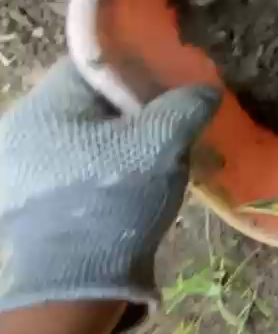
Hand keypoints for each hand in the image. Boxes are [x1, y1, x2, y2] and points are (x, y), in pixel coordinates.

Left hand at [0, 60, 218, 324]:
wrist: (74, 271)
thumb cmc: (113, 193)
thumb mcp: (164, 139)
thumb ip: (187, 103)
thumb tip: (201, 90)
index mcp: (42, 108)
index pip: (92, 64)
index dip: (138, 62)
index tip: (178, 72)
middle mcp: (20, 129)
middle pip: (90, 99)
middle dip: (137, 102)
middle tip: (181, 111)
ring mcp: (22, 165)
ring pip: (88, 130)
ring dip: (128, 132)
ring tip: (168, 144)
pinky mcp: (33, 193)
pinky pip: (80, 158)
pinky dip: (114, 157)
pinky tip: (141, 172)